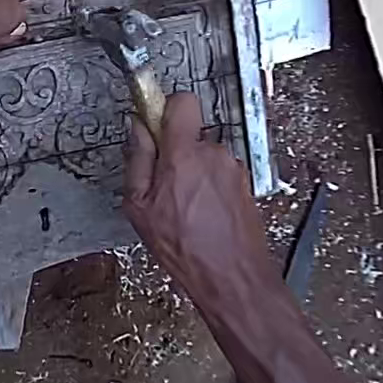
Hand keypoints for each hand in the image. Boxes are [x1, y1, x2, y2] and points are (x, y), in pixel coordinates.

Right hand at [122, 93, 273, 293]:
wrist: (234, 280)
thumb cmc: (185, 248)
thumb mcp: (140, 206)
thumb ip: (137, 160)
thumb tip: (138, 129)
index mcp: (184, 154)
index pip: (181, 102)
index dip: (165, 109)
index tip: (153, 125)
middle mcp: (213, 154)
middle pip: (188, 135)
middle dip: (174, 152)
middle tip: (162, 186)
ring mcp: (233, 169)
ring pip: (203, 156)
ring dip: (192, 174)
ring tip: (183, 208)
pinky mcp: (245, 185)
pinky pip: (218, 174)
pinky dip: (208, 188)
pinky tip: (201, 215)